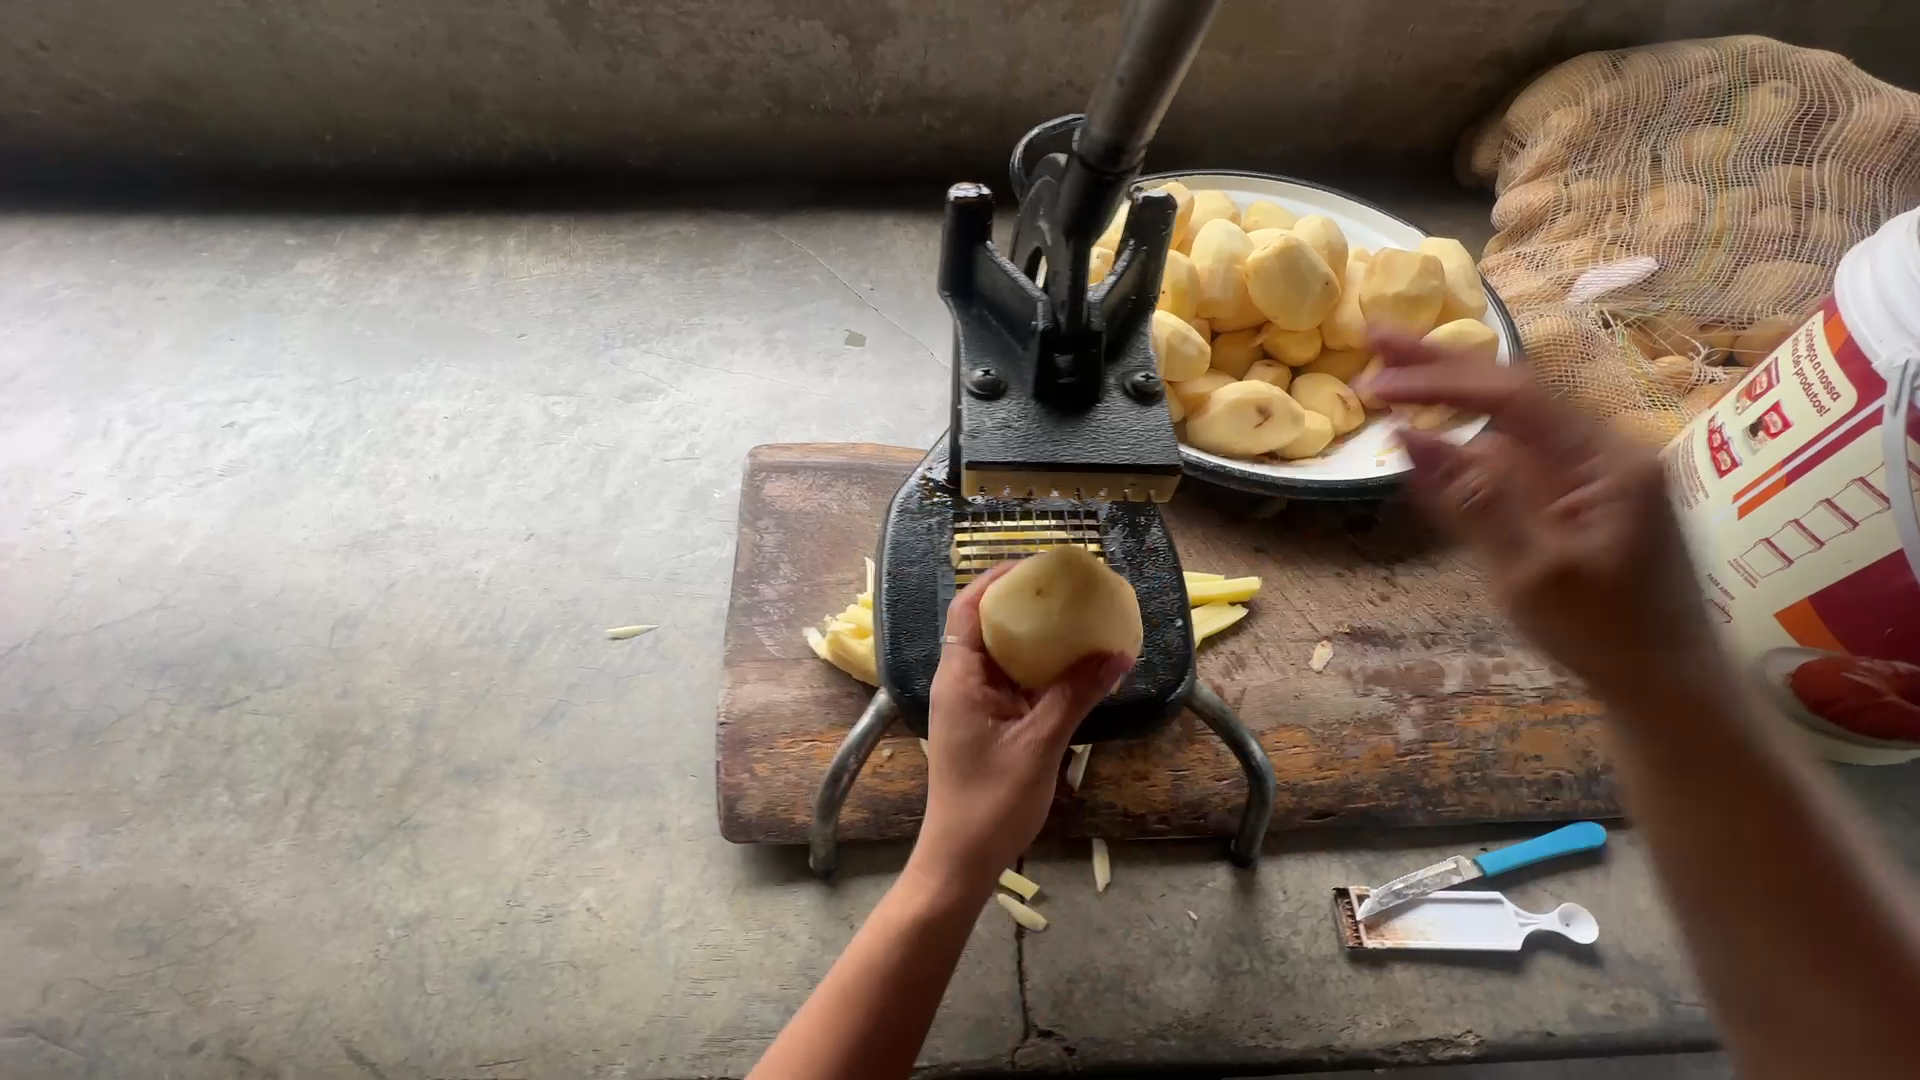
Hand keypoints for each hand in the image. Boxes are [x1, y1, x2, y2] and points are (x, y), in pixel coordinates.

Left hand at [909, 561, 1134, 894]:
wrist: (962, 859)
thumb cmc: (992, 802)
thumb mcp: (1040, 744)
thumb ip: (1076, 695)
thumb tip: (1118, 655)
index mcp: (959, 677)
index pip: (968, 608)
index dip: (997, 579)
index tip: (1037, 566)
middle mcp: (960, 682)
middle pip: (985, 624)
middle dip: (1022, 602)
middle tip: (1066, 589)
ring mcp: (972, 703)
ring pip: (1000, 654)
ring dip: (1032, 636)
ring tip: (1074, 617)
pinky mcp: (985, 722)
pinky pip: (1011, 681)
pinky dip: (1037, 668)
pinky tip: (1071, 665)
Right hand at [1359, 332, 1721, 705]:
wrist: (1662, 679)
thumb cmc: (1602, 632)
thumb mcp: (1530, 571)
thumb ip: (1470, 500)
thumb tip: (1409, 438)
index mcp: (1605, 459)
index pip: (1513, 395)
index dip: (1440, 381)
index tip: (1375, 380)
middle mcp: (1597, 449)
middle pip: (1510, 388)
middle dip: (1439, 362)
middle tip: (1372, 336)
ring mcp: (1581, 470)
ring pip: (1504, 416)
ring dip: (1445, 392)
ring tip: (1386, 372)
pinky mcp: (1565, 494)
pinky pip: (1505, 452)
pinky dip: (1460, 434)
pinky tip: (1425, 428)